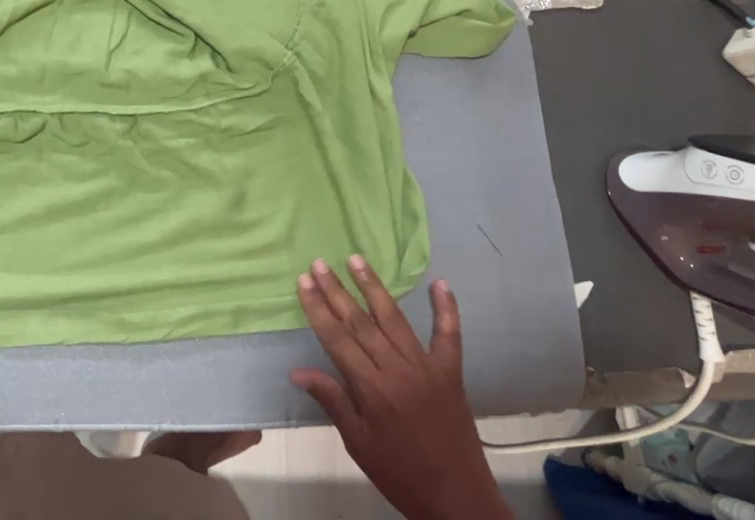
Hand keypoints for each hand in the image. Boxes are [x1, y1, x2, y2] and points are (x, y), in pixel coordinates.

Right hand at [292, 257, 510, 519]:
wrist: (457, 499)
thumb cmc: (399, 473)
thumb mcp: (357, 443)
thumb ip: (332, 401)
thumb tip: (297, 370)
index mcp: (372, 389)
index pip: (337, 338)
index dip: (318, 308)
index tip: (303, 281)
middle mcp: (398, 370)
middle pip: (361, 323)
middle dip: (337, 291)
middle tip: (319, 263)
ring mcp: (427, 368)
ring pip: (395, 320)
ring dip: (374, 287)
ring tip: (356, 260)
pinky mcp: (451, 374)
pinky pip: (449, 336)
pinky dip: (446, 309)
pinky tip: (441, 284)